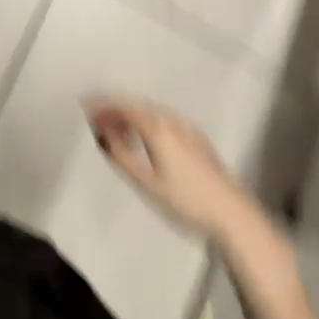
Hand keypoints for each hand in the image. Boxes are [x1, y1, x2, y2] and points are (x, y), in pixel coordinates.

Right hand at [86, 98, 248, 238]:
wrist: (232, 213)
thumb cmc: (185, 200)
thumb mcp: (147, 182)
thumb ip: (122, 156)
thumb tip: (103, 134)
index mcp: (158, 128)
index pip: (125, 108)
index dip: (104, 104)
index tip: (86, 104)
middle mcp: (173, 122)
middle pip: (139, 107)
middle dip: (117, 110)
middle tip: (98, 120)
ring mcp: (189, 130)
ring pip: (154, 114)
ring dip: (134, 117)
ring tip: (119, 131)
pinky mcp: (199, 141)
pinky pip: (166, 122)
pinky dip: (149, 124)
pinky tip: (147, 140)